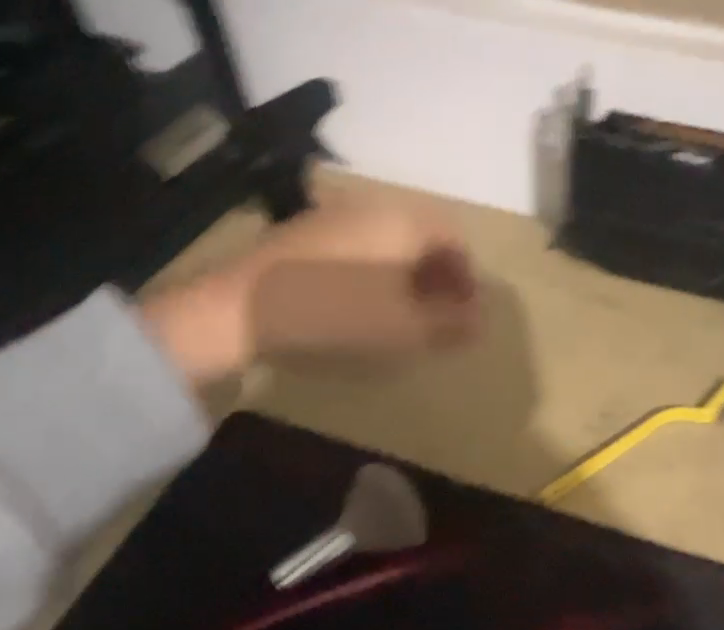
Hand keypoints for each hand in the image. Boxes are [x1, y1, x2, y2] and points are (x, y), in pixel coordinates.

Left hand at [141, 198, 479, 382]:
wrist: (243, 307)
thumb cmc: (338, 315)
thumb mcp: (404, 329)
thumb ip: (449, 324)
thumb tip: (480, 321)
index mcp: (404, 222)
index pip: (455, 239)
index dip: (468, 279)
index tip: (467, 314)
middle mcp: (374, 207)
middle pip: (422, 236)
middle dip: (438, 276)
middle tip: (440, 317)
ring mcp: (335, 215)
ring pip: (388, 241)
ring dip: (406, 274)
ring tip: (403, 315)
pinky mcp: (305, 232)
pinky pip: (358, 246)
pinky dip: (375, 271)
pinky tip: (363, 304)